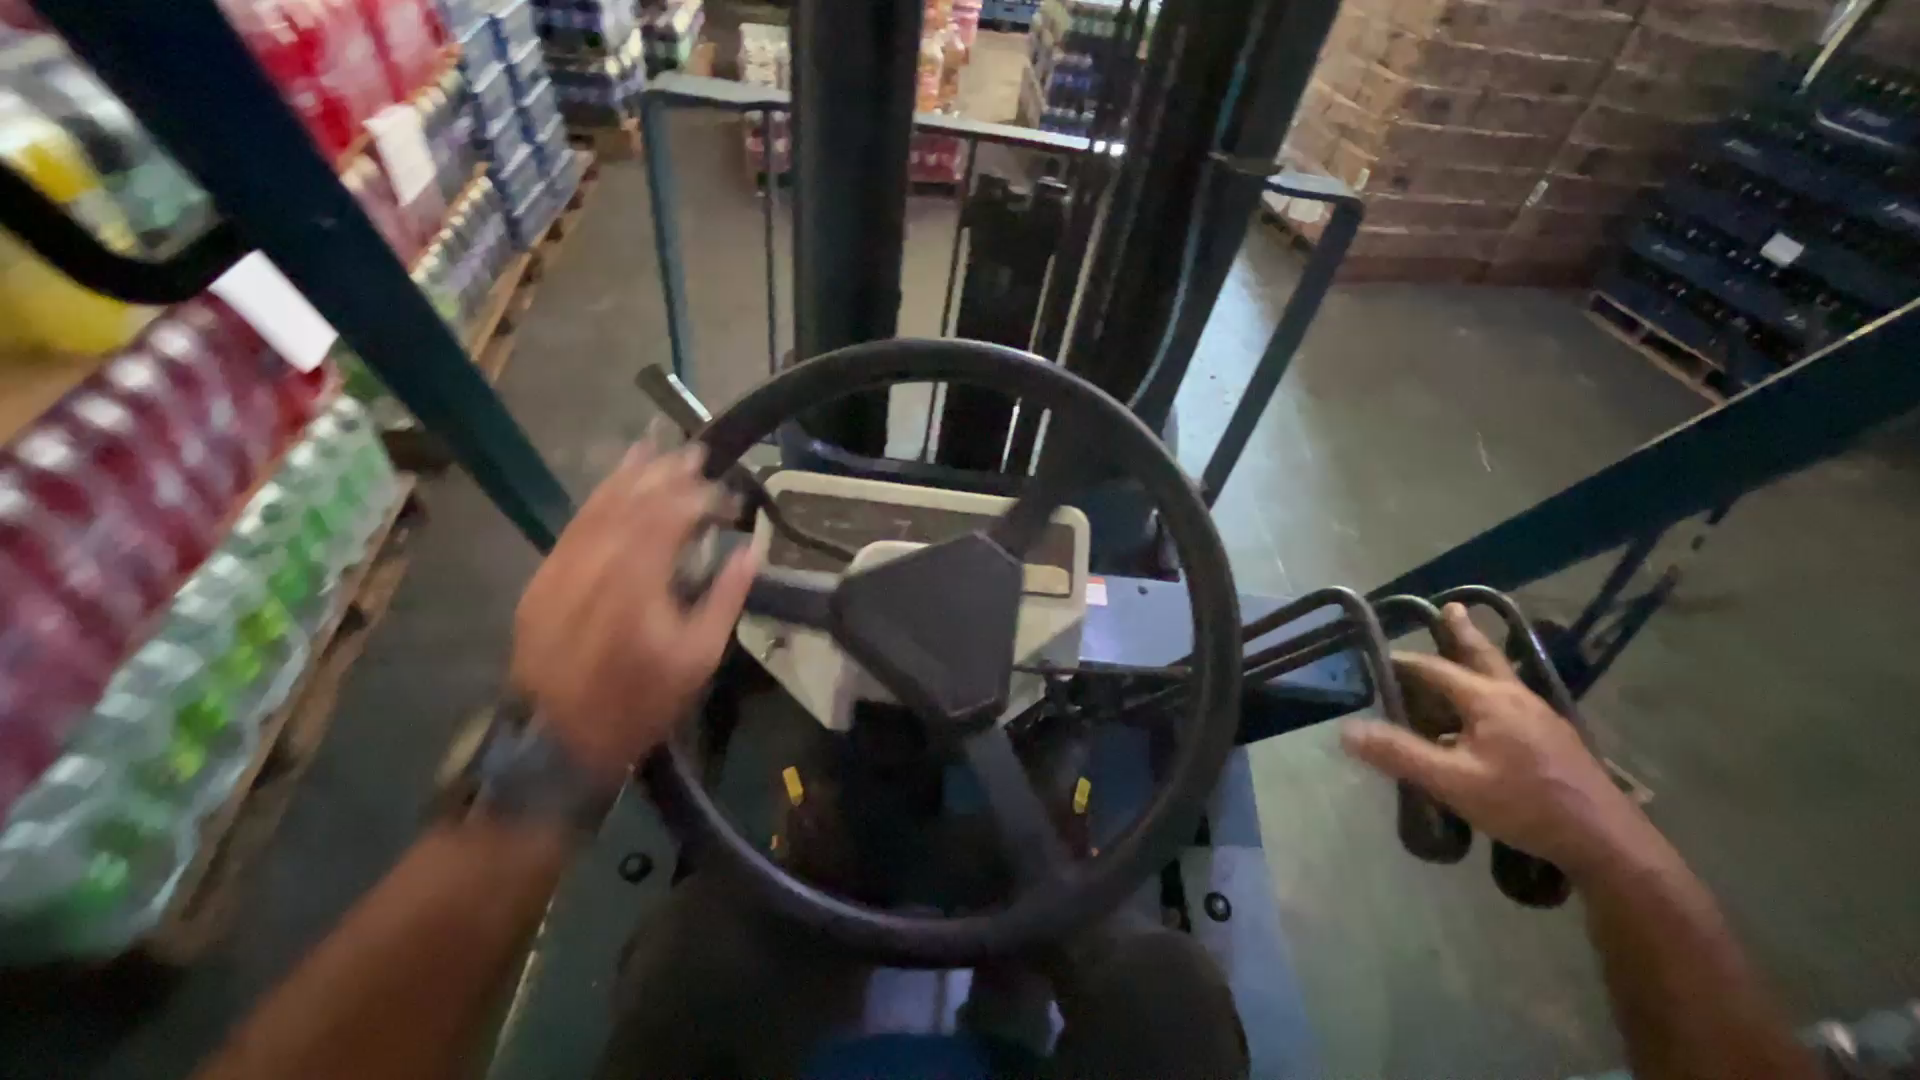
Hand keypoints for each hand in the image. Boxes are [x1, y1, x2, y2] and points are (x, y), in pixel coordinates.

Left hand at [511, 443, 755, 781]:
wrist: (557, 737)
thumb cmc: (639, 702)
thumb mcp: (699, 659)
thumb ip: (726, 597)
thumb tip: (751, 551)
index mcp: (638, 580)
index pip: (672, 515)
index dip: (703, 498)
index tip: (731, 500)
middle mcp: (596, 560)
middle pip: (634, 499)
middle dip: (668, 474)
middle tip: (699, 456)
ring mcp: (563, 564)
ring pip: (600, 505)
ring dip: (632, 474)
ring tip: (658, 449)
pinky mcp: (545, 575)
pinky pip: (575, 523)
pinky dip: (599, 497)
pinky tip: (616, 480)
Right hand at [1340, 604, 1655, 880]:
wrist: (1606, 841)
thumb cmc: (1524, 805)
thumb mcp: (1453, 782)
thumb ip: (1400, 754)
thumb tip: (1347, 731)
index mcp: (1488, 699)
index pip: (1434, 669)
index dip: (1401, 662)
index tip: (1373, 657)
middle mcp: (1515, 697)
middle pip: (1482, 656)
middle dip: (1462, 633)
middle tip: (1450, 607)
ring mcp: (1540, 716)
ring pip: (1500, 676)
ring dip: (1478, 658)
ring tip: (1464, 648)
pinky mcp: (1553, 739)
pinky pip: (1511, 699)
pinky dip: (1491, 688)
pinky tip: (1484, 710)